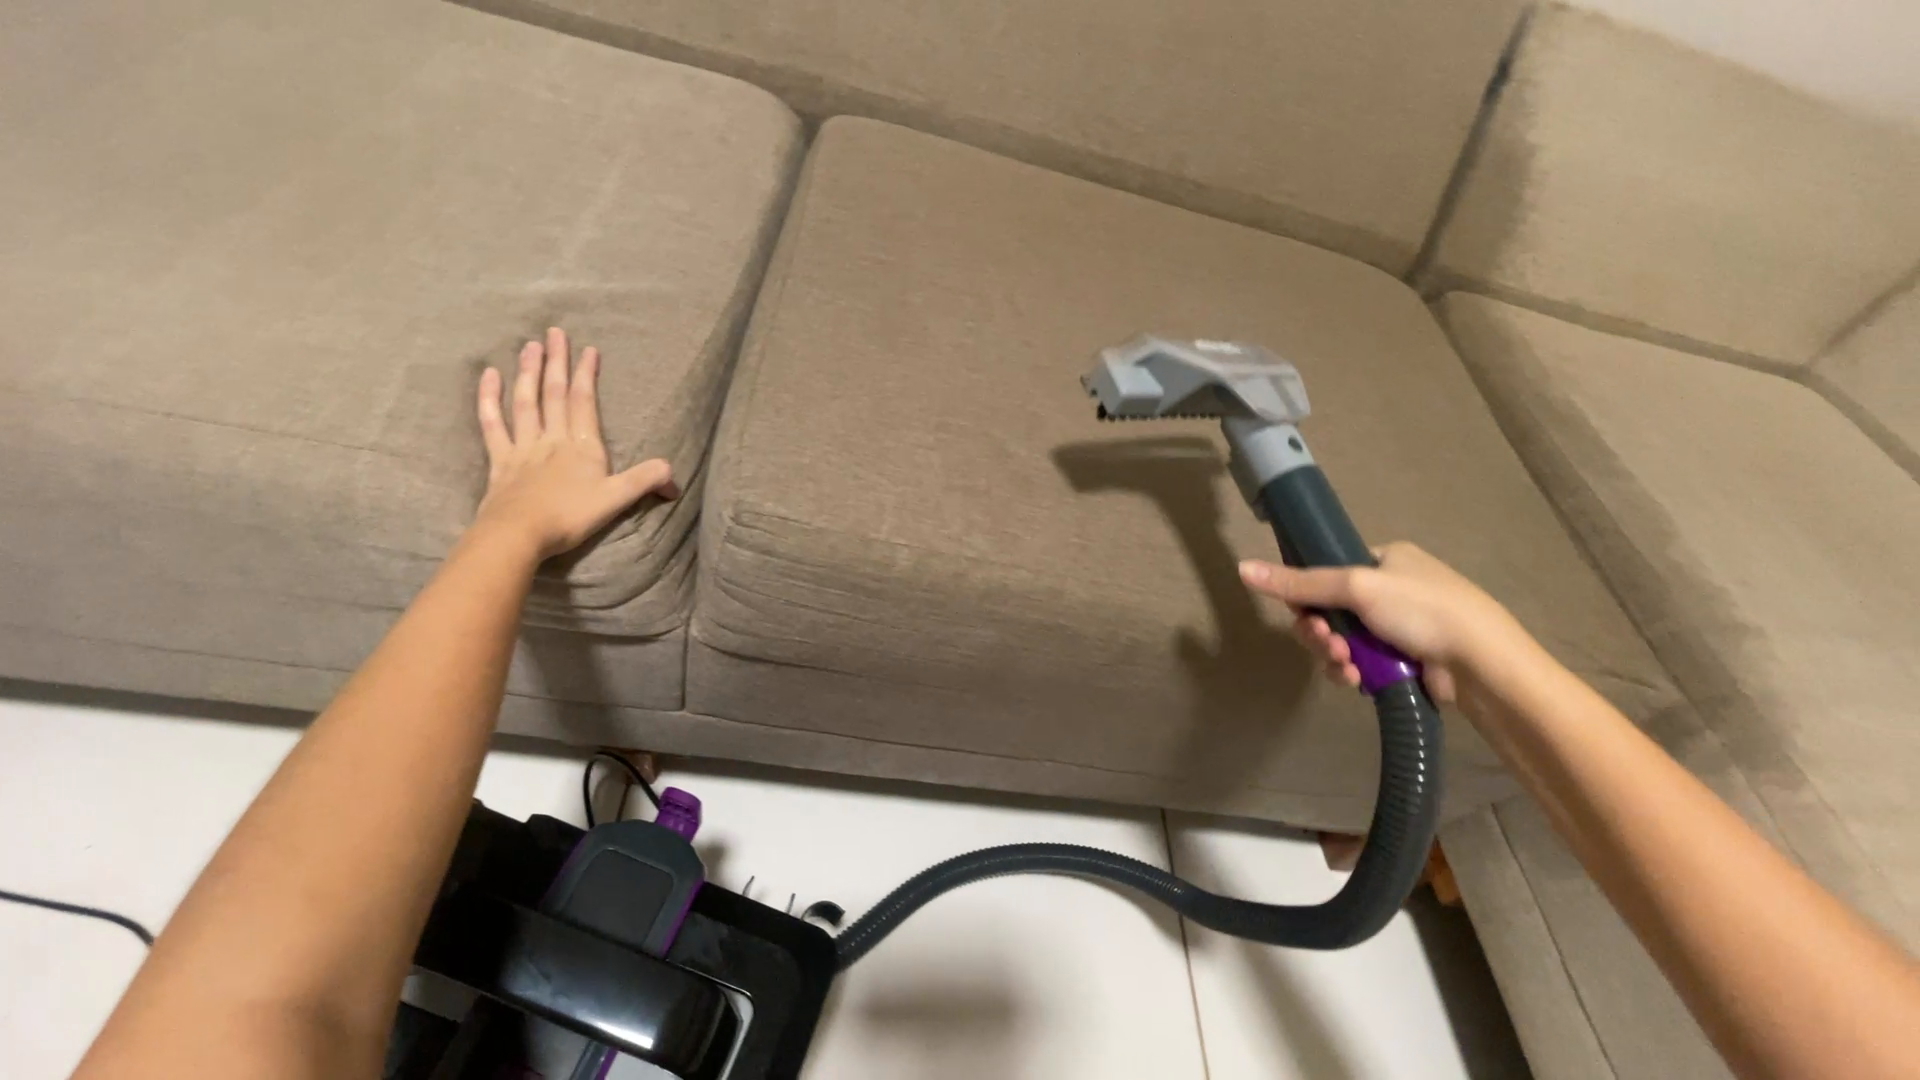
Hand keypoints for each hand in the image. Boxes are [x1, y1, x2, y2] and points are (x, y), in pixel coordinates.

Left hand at [473, 328, 677, 558]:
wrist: (518, 533)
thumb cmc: (570, 516)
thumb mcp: (616, 500)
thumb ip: (645, 481)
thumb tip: (673, 475)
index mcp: (581, 446)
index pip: (584, 402)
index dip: (586, 374)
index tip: (588, 350)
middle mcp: (552, 439)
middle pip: (553, 394)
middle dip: (556, 362)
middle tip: (554, 332)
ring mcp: (523, 447)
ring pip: (525, 402)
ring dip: (528, 372)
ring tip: (529, 346)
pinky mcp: (500, 461)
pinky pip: (493, 424)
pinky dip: (489, 399)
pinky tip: (489, 377)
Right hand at [1239, 542, 1524, 703]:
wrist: (1480, 664)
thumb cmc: (1422, 610)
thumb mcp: (1356, 587)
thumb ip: (1299, 582)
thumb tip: (1241, 568)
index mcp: (1385, 559)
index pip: (1326, 572)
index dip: (1306, 595)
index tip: (1303, 613)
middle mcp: (1388, 590)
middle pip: (1327, 610)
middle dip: (1320, 631)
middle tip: (1326, 643)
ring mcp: (1395, 628)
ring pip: (1339, 640)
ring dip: (1333, 654)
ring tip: (1346, 666)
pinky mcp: (1400, 661)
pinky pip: (1357, 663)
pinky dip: (1350, 670)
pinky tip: (1357, 679)